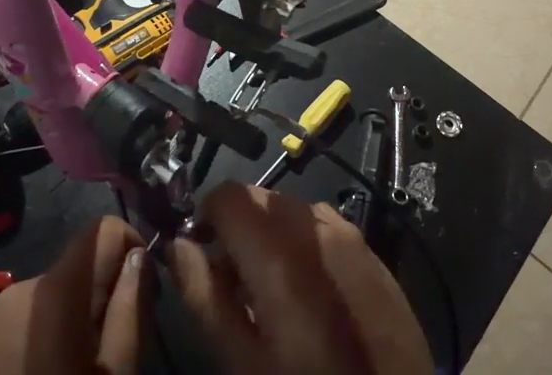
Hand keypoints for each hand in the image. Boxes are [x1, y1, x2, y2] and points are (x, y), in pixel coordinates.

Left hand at [0, 215, 152, 374]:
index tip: (137, 291)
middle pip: (71, 274)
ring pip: (39, 305)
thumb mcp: (117, 374)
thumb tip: (136, 257)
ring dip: (58, 327)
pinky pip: (6, 331)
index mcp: (56, 292)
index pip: (101, 231)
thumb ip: (131, 309)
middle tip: (102, 355)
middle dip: (94, 300)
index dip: (127, 249)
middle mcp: (15, 292)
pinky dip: (25, 347)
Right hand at [170, 184, 432, 374]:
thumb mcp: (242, 359)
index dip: (206, 217)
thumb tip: (180, 245)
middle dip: (237, 225)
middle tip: (232, 278)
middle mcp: (316, 228)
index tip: (202, 251)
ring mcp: (350, 235)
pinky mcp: (372, 250)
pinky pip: (324, 226)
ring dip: (271, 232)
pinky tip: (308, 288)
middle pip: (261, 197)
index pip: (228, 194)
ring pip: (292, 208)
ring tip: (270, 287)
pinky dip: (303, 241)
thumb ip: (204, 296)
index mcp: (280, 251)